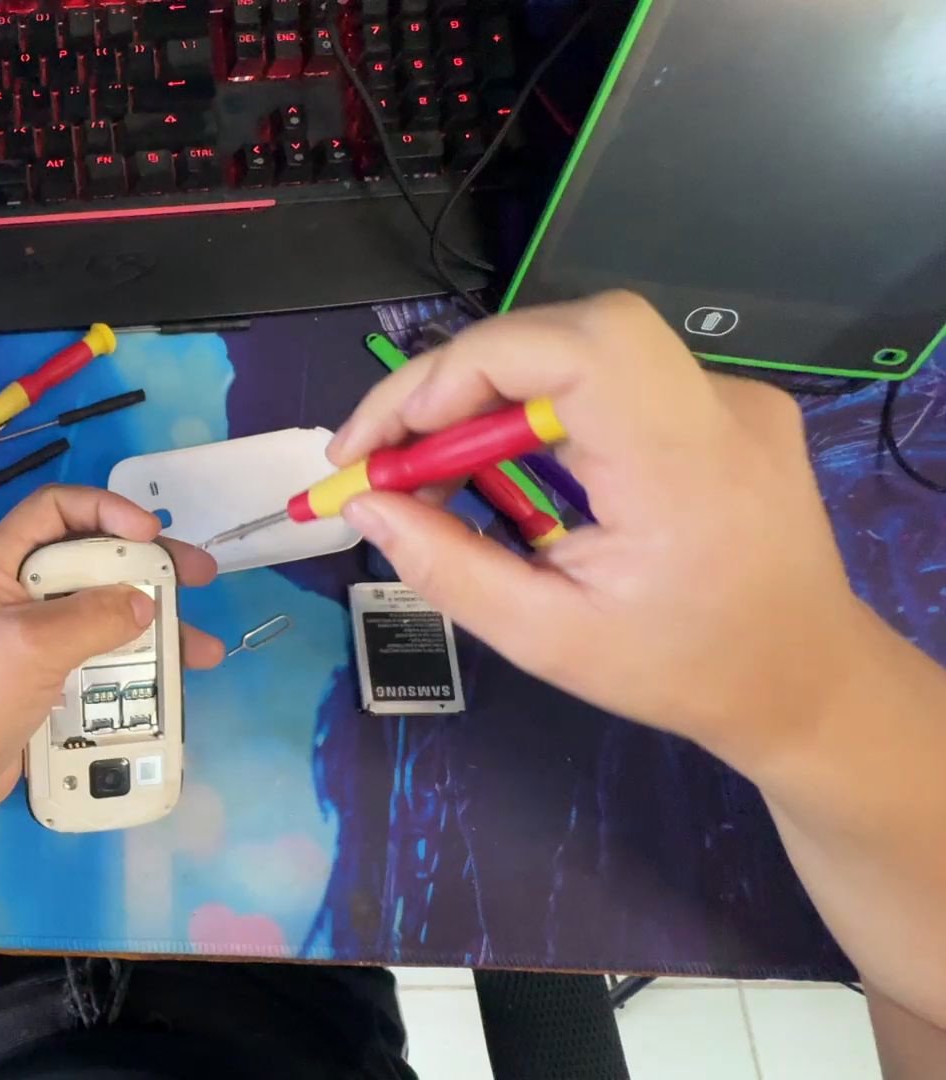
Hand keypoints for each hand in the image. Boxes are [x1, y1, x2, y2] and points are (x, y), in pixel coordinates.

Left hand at [0, 486, 224, 823]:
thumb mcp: (34, 644)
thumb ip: (94, 616)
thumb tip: (145, 604)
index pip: (53, 508)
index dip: (104, 508)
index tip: (149, 532)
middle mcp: (16, 591)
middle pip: (89, 558)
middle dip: (145, 566)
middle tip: (197, 576)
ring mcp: (33, 635)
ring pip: (101, 610)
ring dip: (152, 623)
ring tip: (201, 647)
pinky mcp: (46, 672)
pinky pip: (97, 651)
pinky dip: (134, 659)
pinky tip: (170, 676)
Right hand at [328, 292, 871, 770]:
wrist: (804, 678)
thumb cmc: (679, 667)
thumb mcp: (540, 637)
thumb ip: (443, 567)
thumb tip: (361, 504)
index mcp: (687, 467)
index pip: (583, 349)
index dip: (471, 368)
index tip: (395, 436)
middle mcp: (712, 406)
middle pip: (553, 337)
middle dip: (438, 385)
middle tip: (366, 453)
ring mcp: (708, 397)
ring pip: (553, 350)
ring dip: (457, 398)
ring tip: (402, 467)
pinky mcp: (688, 404)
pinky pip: (570, 379)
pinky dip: (494, 410)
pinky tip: (461, 462)